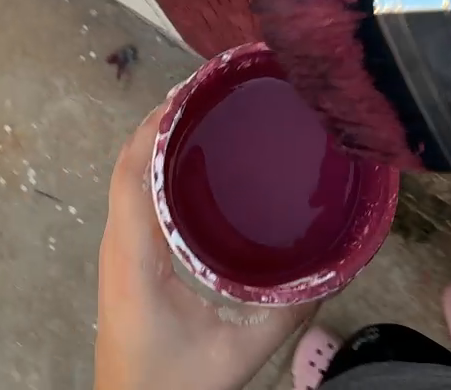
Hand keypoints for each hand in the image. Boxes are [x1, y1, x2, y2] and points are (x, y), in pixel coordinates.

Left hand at [93, 105, 314, 389]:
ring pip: (127, 174)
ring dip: (155, 137)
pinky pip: (133, 192)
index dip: (154, 124)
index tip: (191, 92)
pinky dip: (154, 162)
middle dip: (161, 118)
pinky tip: (188, 158)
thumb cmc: (173, 386)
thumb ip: (287, 310)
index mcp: (133, 253)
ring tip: (200, 110)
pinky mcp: (124, 256)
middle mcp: (117, 241)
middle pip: (127, 160)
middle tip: (208, 90)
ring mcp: (116, 248)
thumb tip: (335, 266)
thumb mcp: (239, 352)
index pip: (131, 169)